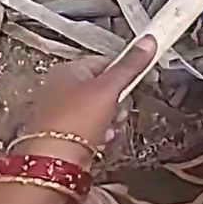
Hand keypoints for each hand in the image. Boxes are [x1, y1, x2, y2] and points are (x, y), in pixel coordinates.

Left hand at [14, 37, 158, 157]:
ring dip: (113, 120)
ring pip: (102, 110)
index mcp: (69, 70)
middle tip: (119, 109)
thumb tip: (148, 40)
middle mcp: (61, 88)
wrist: (54, 162)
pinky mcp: (64, 135)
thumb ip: (131, 65)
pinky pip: (93, 128)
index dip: (125, 72)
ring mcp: (62, 112)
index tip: (138, 81)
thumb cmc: (76, 120)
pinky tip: (102, 140)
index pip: (107, 62)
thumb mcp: (109, 88)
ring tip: (110, 127)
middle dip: (119, 101)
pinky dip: (101, 134)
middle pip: (106, 87)